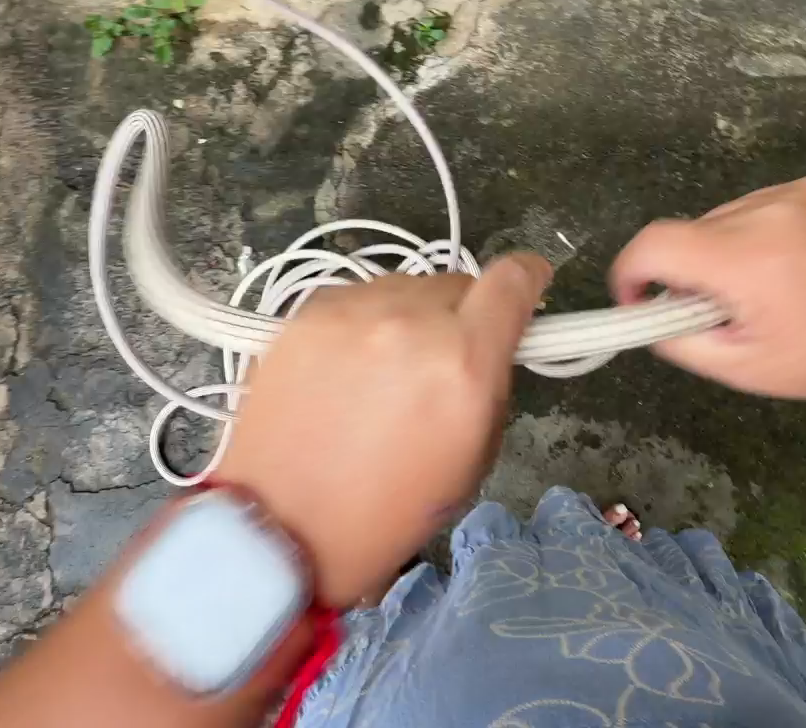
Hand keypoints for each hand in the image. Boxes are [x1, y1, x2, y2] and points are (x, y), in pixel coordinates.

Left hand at [215, 254, 551, 606]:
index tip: (529, 285)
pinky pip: (359, 297)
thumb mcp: (469, 461)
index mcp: (463, 364)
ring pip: (406, 286)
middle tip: (442, 359)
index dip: (528, 278)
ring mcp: (353, 311)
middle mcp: (411, 321)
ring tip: (387, 367)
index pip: (511, 281)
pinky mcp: (308, 312)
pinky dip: (368, 321)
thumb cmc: (384, 513)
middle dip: (462, 316)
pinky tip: (348, 365)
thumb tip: (490, 345)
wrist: (277, 527)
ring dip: (413, 316)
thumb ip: (489, 385)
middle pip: (458, 283)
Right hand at [610, 177, 805, 407]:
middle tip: (713, 310)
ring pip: (716, 219)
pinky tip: (782, 265)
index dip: (630, 271)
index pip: (655, 243)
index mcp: (750, 260)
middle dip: (682, 270)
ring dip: (714, 252)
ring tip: (755, 290)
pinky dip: (746, 235)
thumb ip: (676, 340)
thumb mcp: (742, 369)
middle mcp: (768, 211)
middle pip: (685, 232)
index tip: (637, 301)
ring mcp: (794, 192)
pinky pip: (750, 207)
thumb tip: (645, 311)